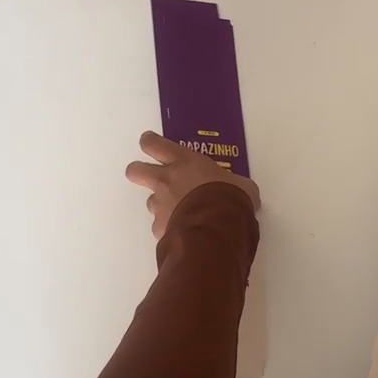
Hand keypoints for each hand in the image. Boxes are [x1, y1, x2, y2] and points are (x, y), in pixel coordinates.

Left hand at [124, 131, 260, 237]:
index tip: (151, 144)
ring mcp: (160, 205)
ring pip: (150, 201)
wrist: (217, 229)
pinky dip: (170, 229)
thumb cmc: (230, 198)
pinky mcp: (159, 228)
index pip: (154, 144)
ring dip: (162, 206)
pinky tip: (185, 234)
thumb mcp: (240, 185)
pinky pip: (161, 227)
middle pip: (135, 169)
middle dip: (138, 171)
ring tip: (182, 214)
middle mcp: (166, 180)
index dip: (149, 142)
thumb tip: (242, 192)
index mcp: (184, 161)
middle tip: (149, 176)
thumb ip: (234, 184)